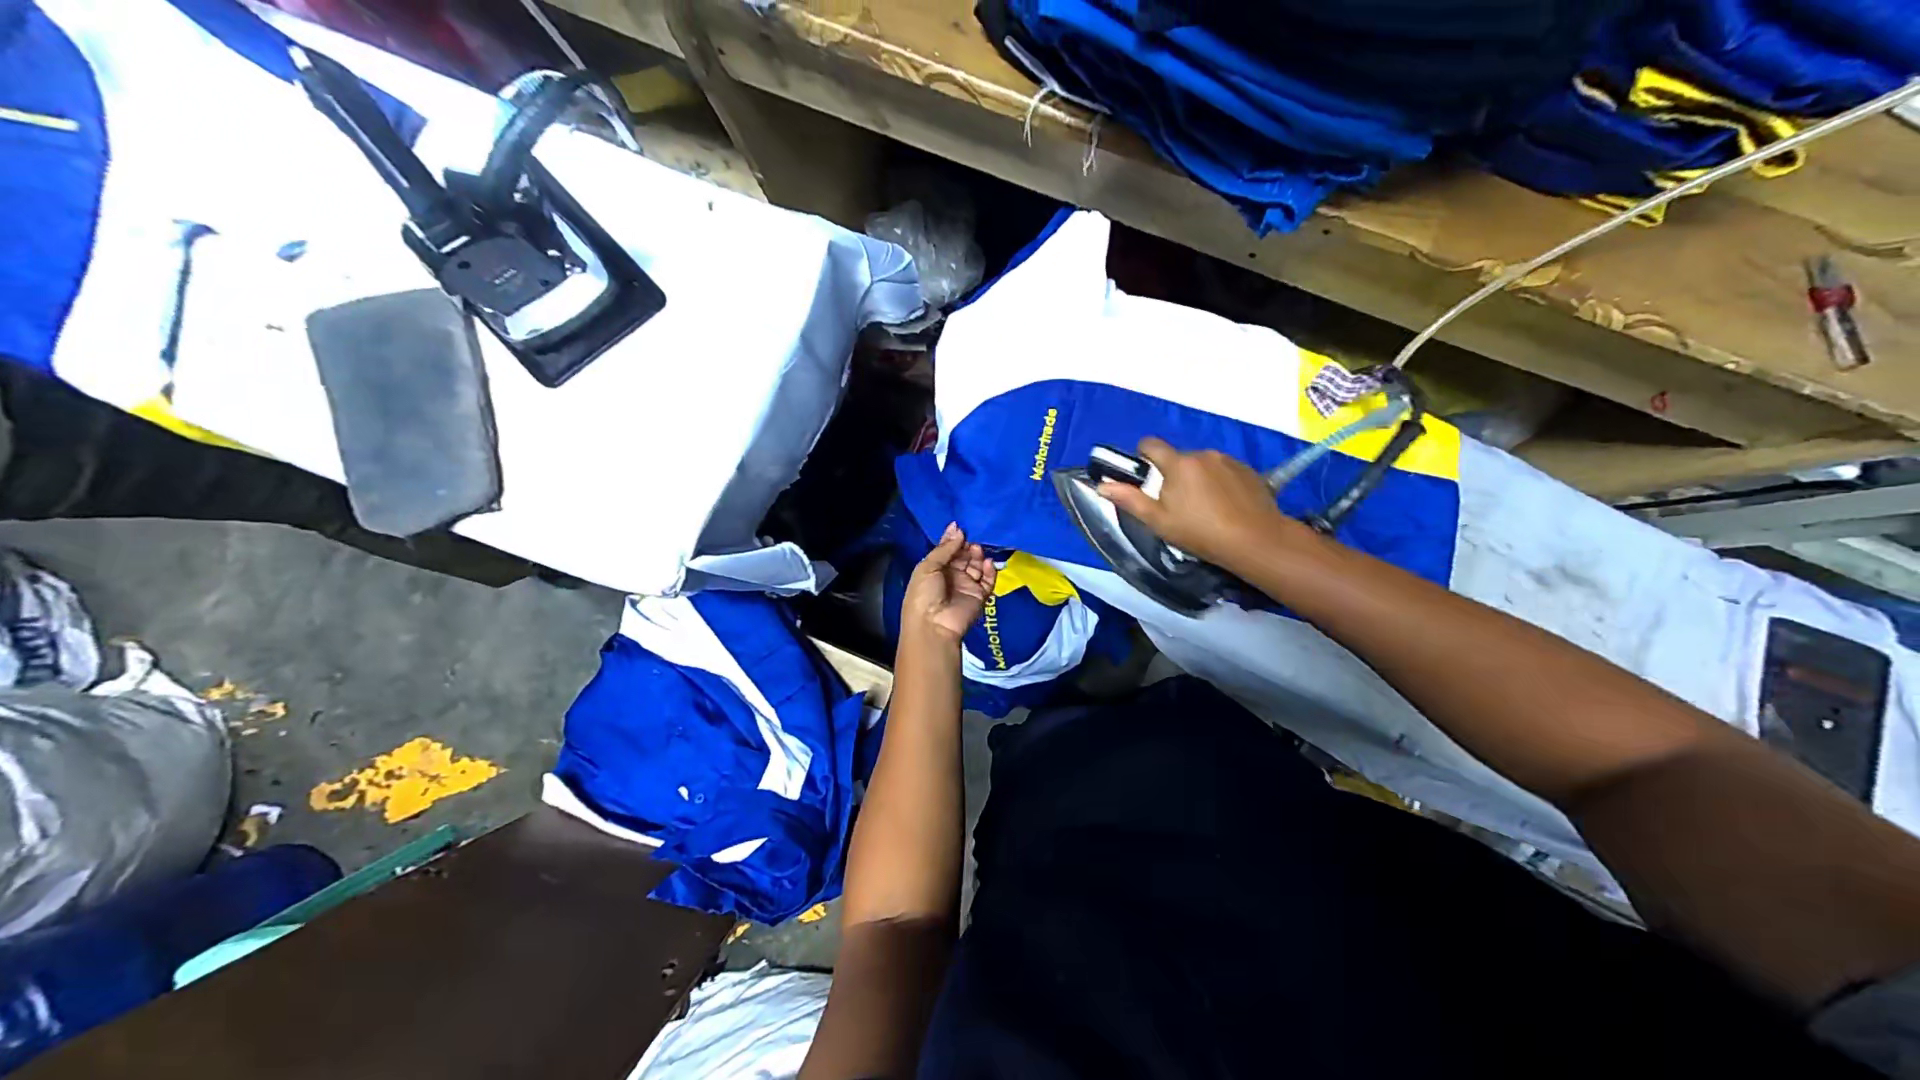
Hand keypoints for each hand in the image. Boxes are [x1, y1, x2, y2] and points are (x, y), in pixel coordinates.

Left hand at [901, 523, 997, 644]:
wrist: (934, 625)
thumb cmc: (924, 594)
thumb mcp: (928, 566)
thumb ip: (944, 548)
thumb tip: (957, 529)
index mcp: (935, 569)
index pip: (948, 550)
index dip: (955, 540)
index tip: (962, 527)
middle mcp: (951, 576)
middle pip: (964, 556)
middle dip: (968, 546)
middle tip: (973, 538)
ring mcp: (966, 586)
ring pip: (977, 566)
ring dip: (978, 556)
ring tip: (977, 550)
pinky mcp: (980, 596)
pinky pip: (988, 580)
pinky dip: (990, 571)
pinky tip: (987, 563)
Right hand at [1097, 437, 1309, 571]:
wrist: (1255, 540)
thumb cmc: (1200, 532)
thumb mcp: (1159, 521)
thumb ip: (1130, 500)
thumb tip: (1102, 485)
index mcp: (1178, 463)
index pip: (1151, 444)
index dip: (1142, 455)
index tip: (1144, 476)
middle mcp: (1203, 454)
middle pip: (1178, 458)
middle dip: (1173, 474)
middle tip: (1175, 504)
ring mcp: (1229, 460)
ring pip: (1203, 464)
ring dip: (1198, 478)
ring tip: (1204, 507)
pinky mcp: (1249, 470)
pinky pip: (1224, 470)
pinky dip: (1220, 482)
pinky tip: (1225, 505)